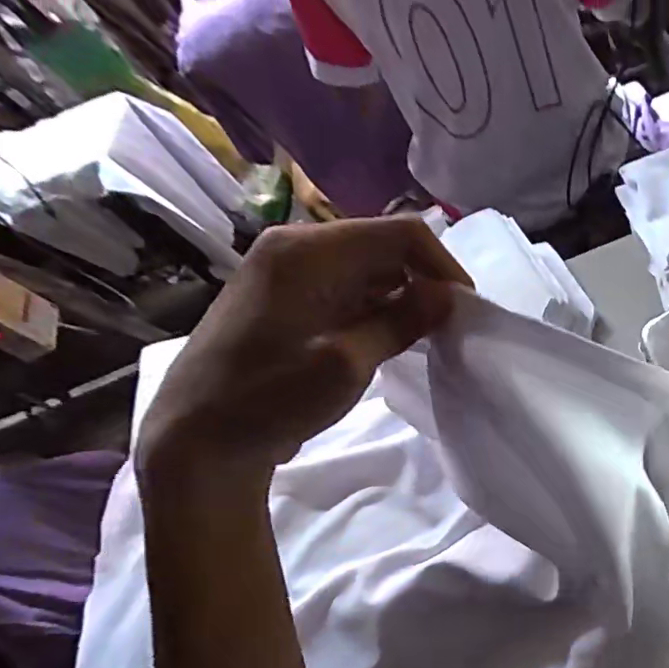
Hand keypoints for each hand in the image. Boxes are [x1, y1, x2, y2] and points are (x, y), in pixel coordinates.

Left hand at [136, 215, 470, 486]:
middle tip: (452, 329)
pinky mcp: (292, 299)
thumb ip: (400, 323)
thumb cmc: (272, 397)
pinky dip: (382, 308)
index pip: (400, 234)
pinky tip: (396, 339)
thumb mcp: (346, 363)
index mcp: (308, 252)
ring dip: (407, 297)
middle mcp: (298, 248)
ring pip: (371, 269)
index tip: (466, 312)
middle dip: (428, 281)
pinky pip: (352, 289)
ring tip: (430, 338)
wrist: (202, 433)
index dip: (443, 267)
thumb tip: (449, 296)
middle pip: (386, 246)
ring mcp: (292, 273)